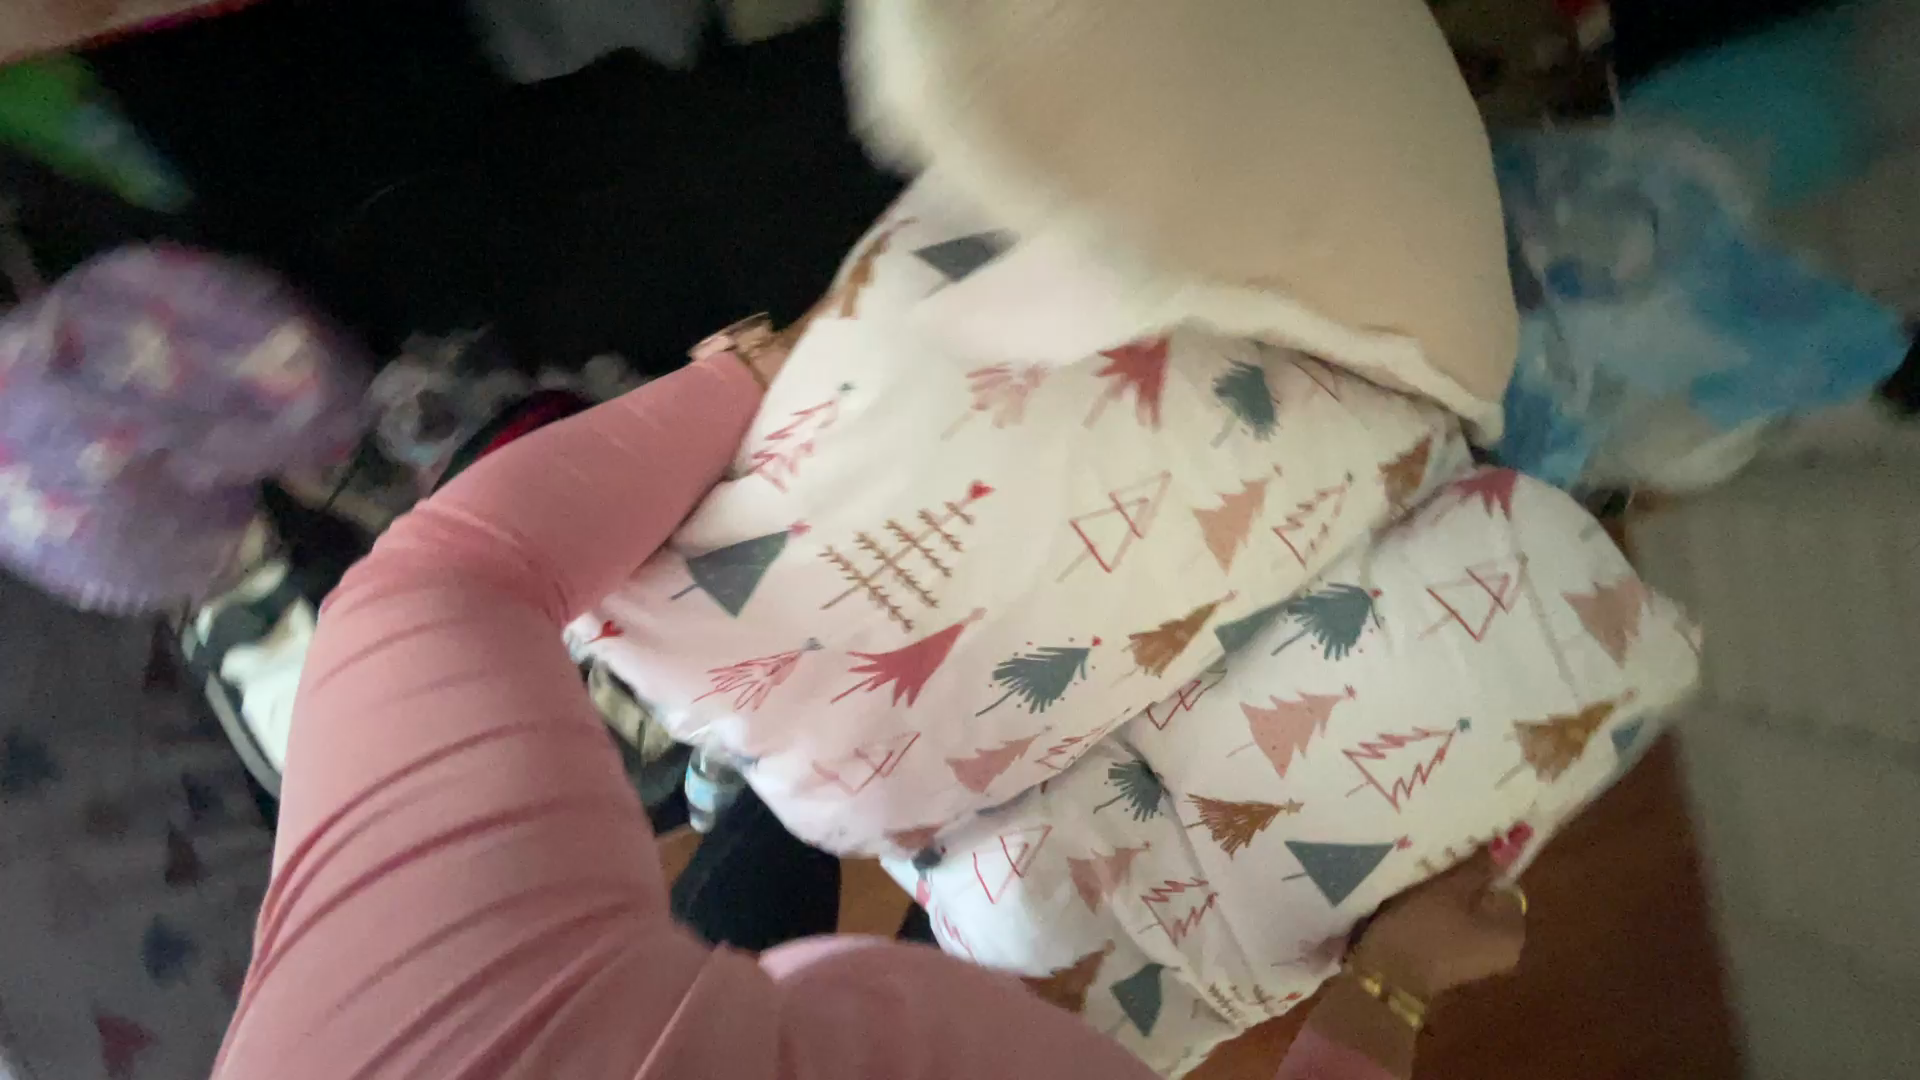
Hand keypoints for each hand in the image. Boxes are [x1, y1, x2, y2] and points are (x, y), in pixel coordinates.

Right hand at [1348, 850, 1525, 998]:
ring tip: (1418, 883)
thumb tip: (1507, 844)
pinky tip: (1414, 907)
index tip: (1448, 858)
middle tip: (1430, 868)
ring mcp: (1480, 959)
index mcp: (1513, 931)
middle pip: (1486, 900)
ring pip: (1467, 913)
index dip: (1478, 868)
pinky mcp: (1456, 963)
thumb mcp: (1450, 889)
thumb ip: (1479, 867)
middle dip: (1460, 883)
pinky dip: (1438, 915)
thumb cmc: (1425, 926)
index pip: (1505, 885)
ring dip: (1446, 897)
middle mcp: (1506, 949)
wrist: (1389, 973)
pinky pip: (1454, 928)